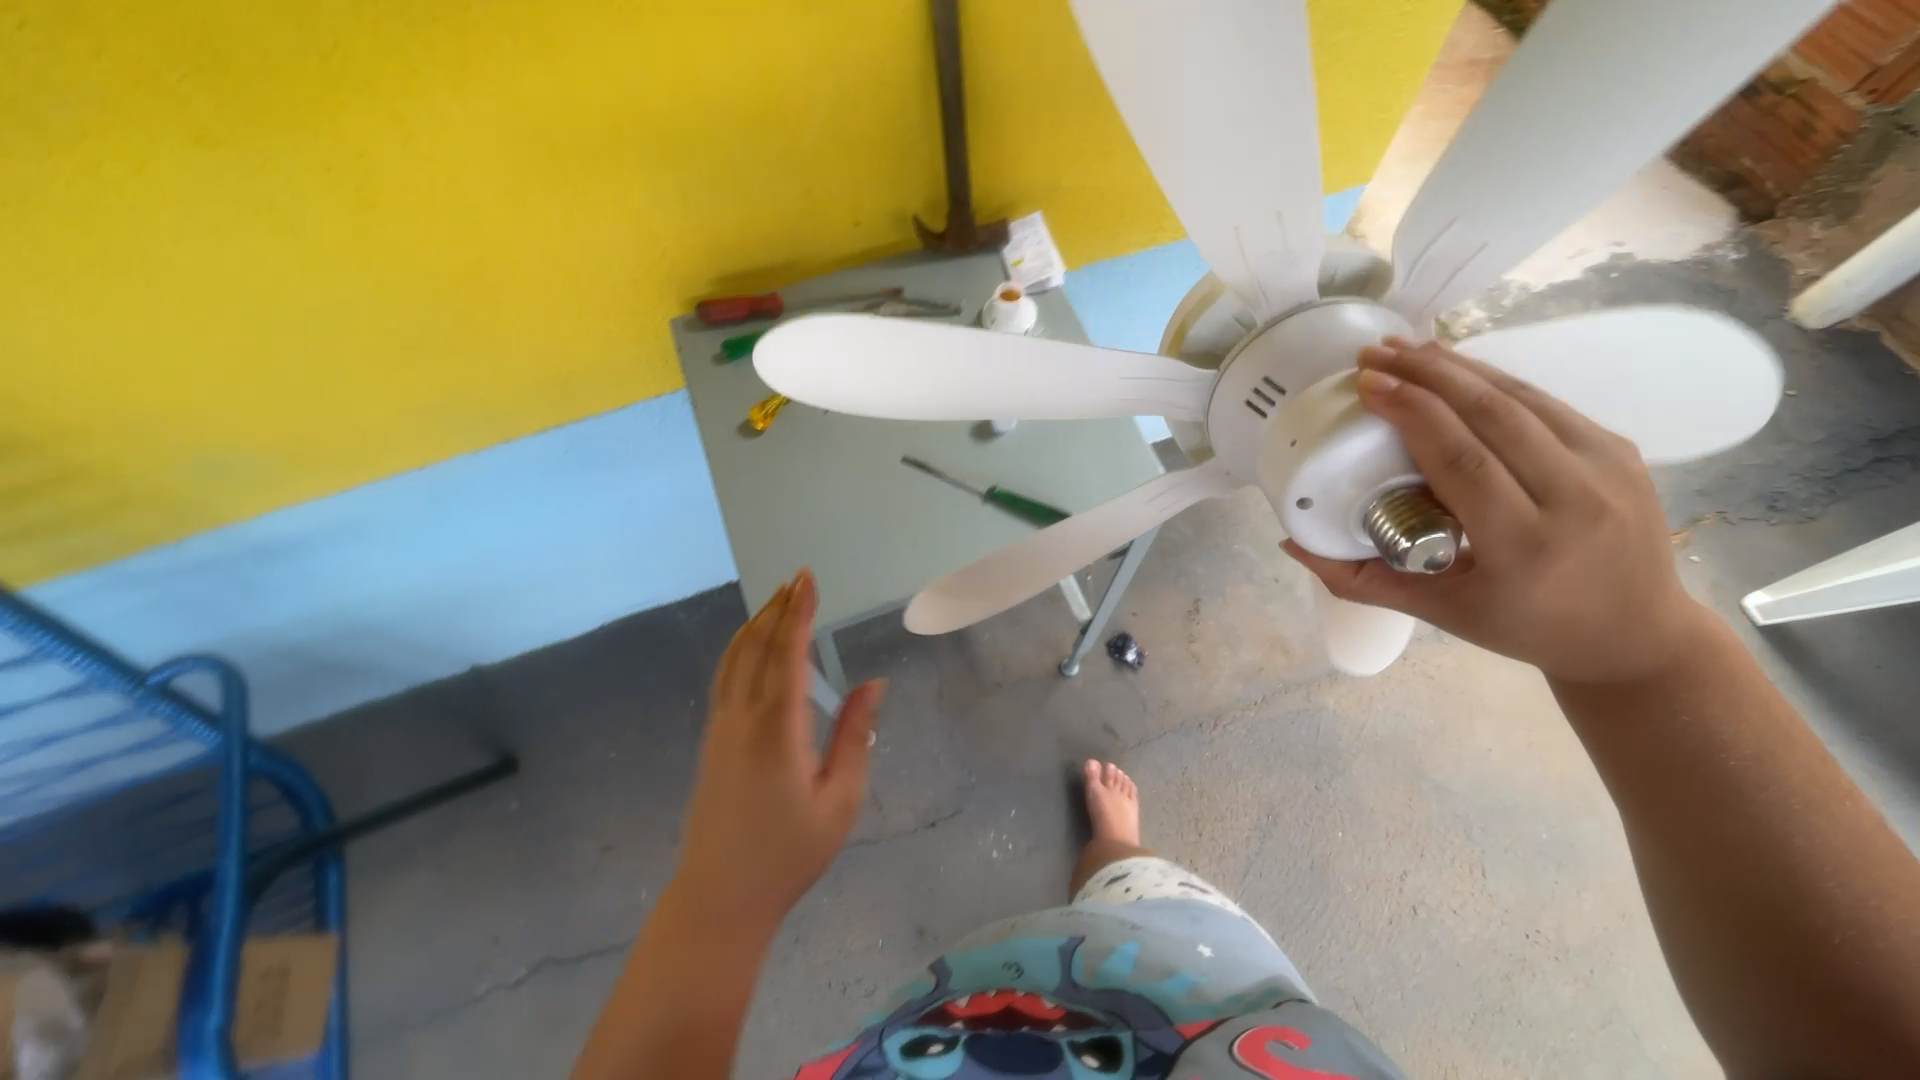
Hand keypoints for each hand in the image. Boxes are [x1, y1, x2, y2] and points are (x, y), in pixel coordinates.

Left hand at [674, 570, 883, 927]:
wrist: (721, 895)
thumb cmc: (790, 853)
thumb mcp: (839, 799)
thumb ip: (855, 736)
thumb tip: (873, 684)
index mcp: (776, 730)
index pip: (785, 654)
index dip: (797, 613)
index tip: (807, 580)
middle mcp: (741, 719)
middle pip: (754, 648)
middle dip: (776, 610)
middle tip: (797, 579)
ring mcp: (719, 730)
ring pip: (733, 661)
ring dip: (754, 626)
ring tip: (775, 602)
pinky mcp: (711, 744)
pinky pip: (724, 680)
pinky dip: (739, 651)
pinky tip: (750, 649)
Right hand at [1285, 339, 1715, 684]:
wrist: (1636, 635)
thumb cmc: (1525, 628)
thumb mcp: (1437, 613)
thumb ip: (1360, 580)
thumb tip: (1292, 542)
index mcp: (1524, 546)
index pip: (1462, 460)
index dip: (1412, 412)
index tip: (1367, 384)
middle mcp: (1574, 499)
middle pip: (1492, 414)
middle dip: (1427, 374)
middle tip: (1374, 353)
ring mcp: (1607, 469)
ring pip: (1522, 398)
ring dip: (1458, 366)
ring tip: (1405, 348)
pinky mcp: (1621, 451)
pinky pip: (1546, 404)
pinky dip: (1494, 380)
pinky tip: (1456, 369)